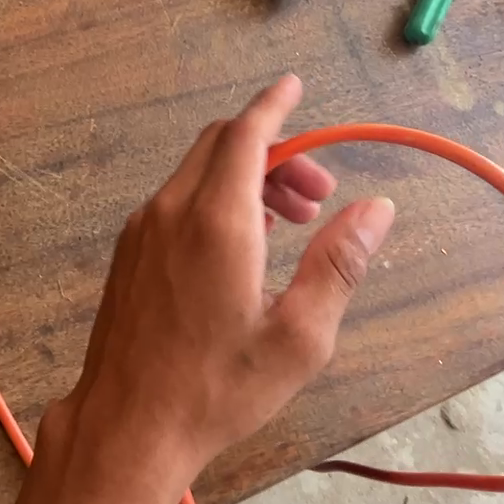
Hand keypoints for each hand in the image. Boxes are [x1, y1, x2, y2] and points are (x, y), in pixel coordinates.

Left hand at [0, 76, 395, 503]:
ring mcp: (142, 226)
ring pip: (198, 172)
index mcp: (215, 221)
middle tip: (320, 197)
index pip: (244, 135)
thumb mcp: (298, 336)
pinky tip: (244, 242)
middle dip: (275, 151)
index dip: (272, 104)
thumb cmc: (217, 386)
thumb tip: (376, 210)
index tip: (294, 85)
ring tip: (291, 223)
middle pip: (220, 145)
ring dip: (246, 177)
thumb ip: (338, 264)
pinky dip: (216, 198)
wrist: (128, 419)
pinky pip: (177, 199)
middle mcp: (170, 209)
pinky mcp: (130, 247)